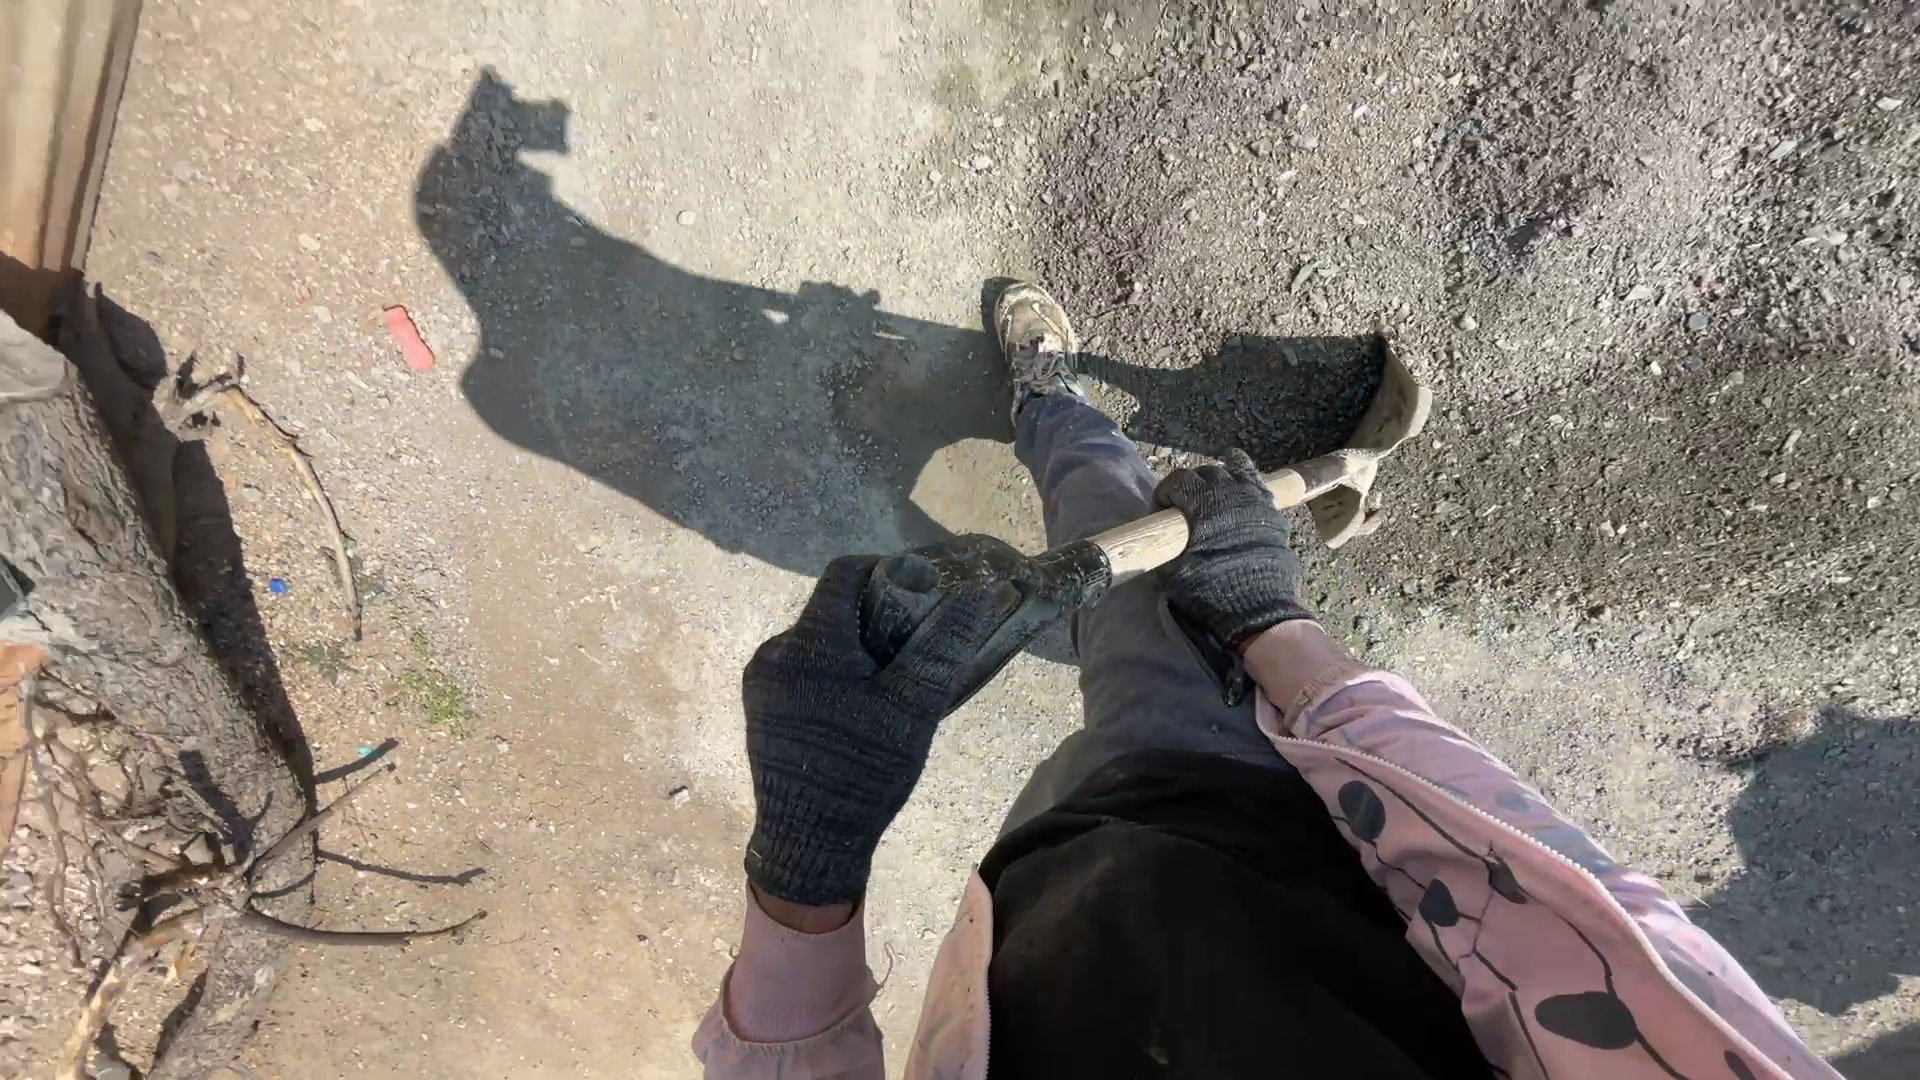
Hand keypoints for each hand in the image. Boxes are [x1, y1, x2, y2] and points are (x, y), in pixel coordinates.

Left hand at [742, 555, 998, 905]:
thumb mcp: (913, 706)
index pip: (844, 573)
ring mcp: (761, 681)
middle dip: (873, 612)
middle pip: (830, 607)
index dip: (883, 569)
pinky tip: (858, 699)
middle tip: (912, 635)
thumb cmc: (863, 770)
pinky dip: (832, 667)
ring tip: (890, 673)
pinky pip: (802, 667)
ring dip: (853, 642)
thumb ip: (942, 645)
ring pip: (817, 638)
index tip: (916, 586)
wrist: (809, 844)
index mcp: (808, 642)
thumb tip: (977, 595)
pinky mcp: (760, 706)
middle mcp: (774, 652)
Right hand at [1153, 448, 1314, 648]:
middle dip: (1190, 485)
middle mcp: (1228, 491)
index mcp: (1202, 502)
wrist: (1258, 606)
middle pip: (1204, 473)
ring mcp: (1254, 497)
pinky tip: (1238, 496)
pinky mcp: (1271, 510)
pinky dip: (1244, 483)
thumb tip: (1159, 540)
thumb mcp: (1173, 570)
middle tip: (1184, 506)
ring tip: (1213, 494)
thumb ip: (1164, 546)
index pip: (1177, 480)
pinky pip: (1257, 483)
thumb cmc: (1209, 588)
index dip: (1164, 493)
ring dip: (1219, 479)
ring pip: (1234, 469)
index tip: (1160, 511)